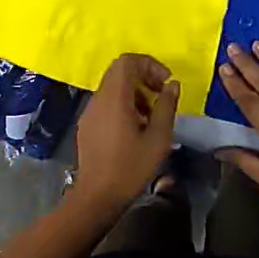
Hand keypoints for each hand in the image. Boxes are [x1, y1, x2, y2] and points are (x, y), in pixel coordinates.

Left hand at [72, 53, 179, 206]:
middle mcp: (98, 99)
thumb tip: (171, 85)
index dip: (149, 65)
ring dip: (135, 93)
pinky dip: (123, 105)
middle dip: (144, 78)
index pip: (127, 61)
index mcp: (114, 98)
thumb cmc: (131, 167)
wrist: (97, 196)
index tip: (165, 84)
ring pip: (113, 87)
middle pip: (119, 71)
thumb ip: (166, 106)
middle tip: (161, 98)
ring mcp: (90, 112)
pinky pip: (106, 103)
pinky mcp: (87, 124)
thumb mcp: (158, 138)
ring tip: (151, 117)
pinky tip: (134, 129)